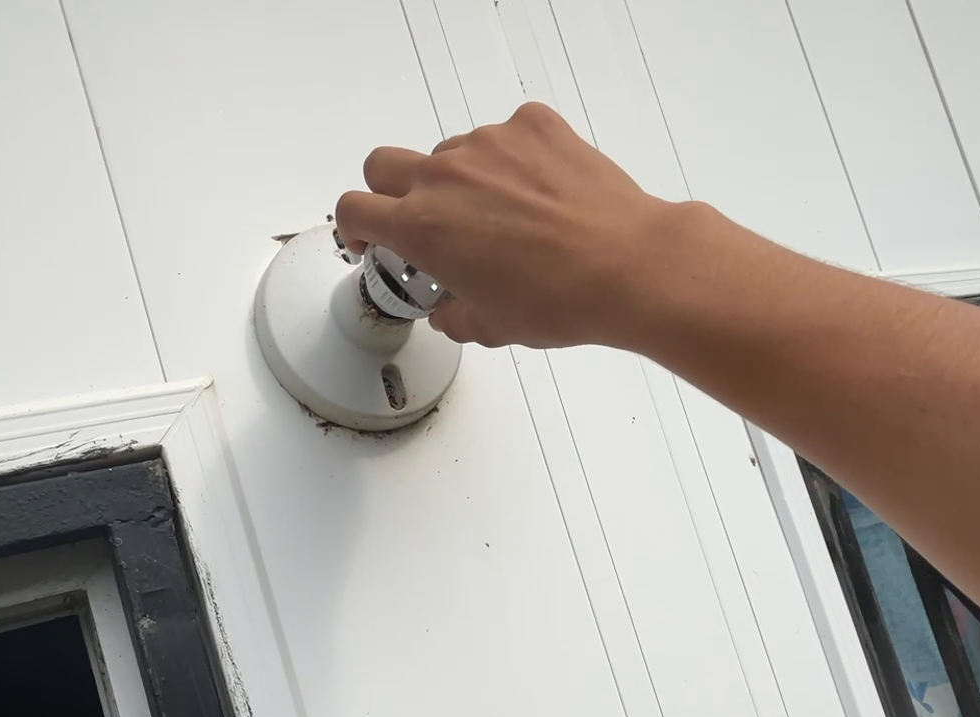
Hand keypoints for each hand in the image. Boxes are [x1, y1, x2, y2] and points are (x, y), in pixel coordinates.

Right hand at [335, 103, 674, 349]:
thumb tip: (448, 311)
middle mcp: (446, 177)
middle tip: (422, 226)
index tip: (368, 240)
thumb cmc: (559, 301)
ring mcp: (490, 144)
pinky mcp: (532, 126)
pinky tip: (536, 197)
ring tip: (501, 221)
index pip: (354, 210)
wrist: (626, 267)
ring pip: (448, 154)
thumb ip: (453, 316)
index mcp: (424, 228)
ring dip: (456, 183)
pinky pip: (502, 138)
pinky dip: (508, 163)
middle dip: (388, 195)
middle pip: (383, 166)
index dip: (353, 228)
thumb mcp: (491, 327)